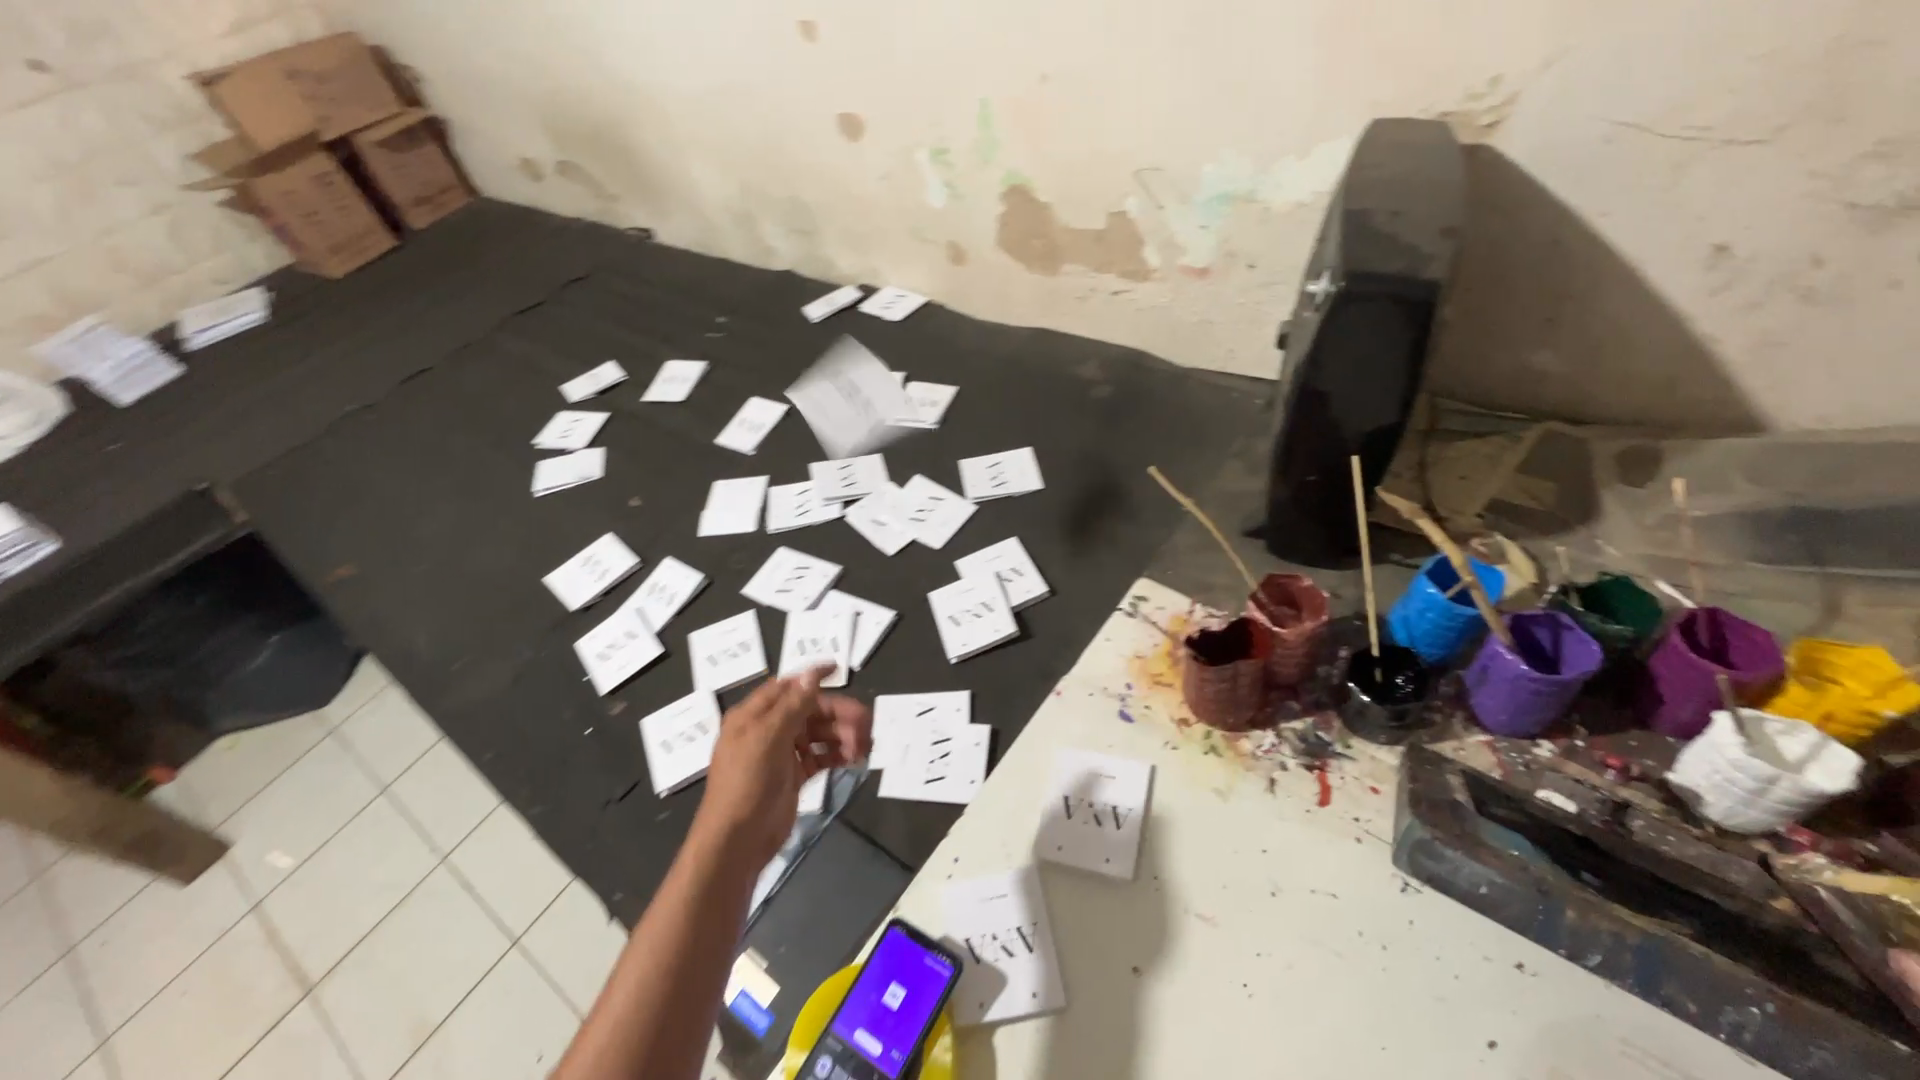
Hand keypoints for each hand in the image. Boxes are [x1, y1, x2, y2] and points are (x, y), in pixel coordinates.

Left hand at [695, 666, 871, 863]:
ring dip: (841, 735)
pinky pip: (820, 757)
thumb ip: (793, 706)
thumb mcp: (768, 738)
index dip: (812, 678)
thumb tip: (811, 674)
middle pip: (808, 711)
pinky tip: (855, 758)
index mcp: (753, 716)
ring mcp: (781, 755)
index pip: (787, 687)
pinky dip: (837, 755)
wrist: (737, 840)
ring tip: (864, 746)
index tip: (838, 669)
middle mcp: (767, 731)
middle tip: (866, 722)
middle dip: (837, 713)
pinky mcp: (793, 776)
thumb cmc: (747, 782)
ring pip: (817, 734)